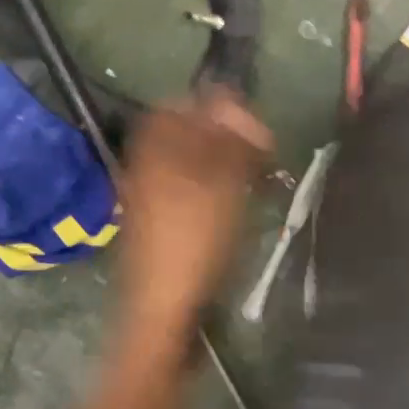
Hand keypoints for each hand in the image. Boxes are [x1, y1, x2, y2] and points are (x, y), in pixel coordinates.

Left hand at [117, 90, 273, 327]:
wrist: (165, 305)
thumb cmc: (197, 237)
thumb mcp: (225, 179)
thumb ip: (234, 137)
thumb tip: (238, 108)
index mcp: (156, 145)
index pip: (188, 104)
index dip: (224, 108)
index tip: (257, 129)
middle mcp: (145, 162)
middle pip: (190, 133)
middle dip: (230, 138)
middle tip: (262, 155)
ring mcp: (147, 193)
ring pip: (192, 161)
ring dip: (226, 163)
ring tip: (256, 180)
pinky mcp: (157, 221)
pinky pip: (190, 187)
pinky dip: (215, 187)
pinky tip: (236, 206)